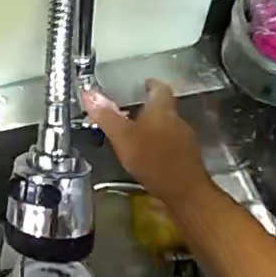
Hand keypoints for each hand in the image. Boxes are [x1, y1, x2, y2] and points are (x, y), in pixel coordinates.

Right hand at [81, 80, 210, 201]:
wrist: (185, 192)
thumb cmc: (153, 159)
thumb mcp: (123, 137)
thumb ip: (106, 116)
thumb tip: (88, 94)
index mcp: (162, 110)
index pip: (160, 88)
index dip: (151, 84)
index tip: (142, 84)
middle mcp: (177, 120)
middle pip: (163, 107)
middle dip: (147, 108)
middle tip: (129, 111)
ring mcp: (185, 139)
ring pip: (167, 126)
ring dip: (153, 127)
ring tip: (134, 134)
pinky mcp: (187, 158)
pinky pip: (171, 143)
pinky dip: (159, 144)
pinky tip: (148, 155)